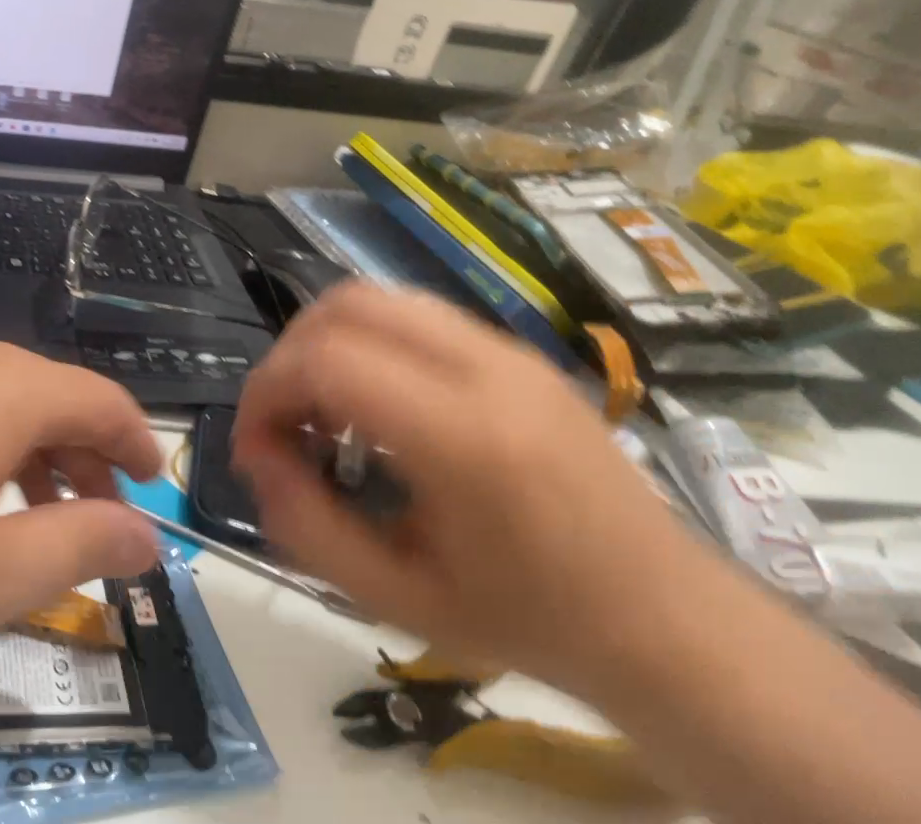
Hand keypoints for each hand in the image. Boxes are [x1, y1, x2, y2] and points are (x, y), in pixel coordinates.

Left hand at [0, 330, 163, 650]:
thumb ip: (81, 548)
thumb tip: (145, 536)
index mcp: (4, 389)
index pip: (101, 399)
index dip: (137, 442)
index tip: (152, 484)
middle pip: (47, 397)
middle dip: (82, 460)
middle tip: (90, 522)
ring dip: (25, 456)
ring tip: (19, 519)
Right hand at [231, 283, 706, 685]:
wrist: (665, 622)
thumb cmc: (526, 621)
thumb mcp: (395, 596)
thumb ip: (305, 525)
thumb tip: (257, 458)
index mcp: (463, 438)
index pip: (325, 361)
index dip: (264, 394)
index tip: (256, 451)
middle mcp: (488, 371)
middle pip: (345, 306)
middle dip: (287, 358)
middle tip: (281, 426)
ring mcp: (512, 353)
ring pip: (380, 298)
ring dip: (325, 344)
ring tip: (320, 414)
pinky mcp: (522, 355)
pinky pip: (418, 317)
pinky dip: (367, 344)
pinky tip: (372, 409)